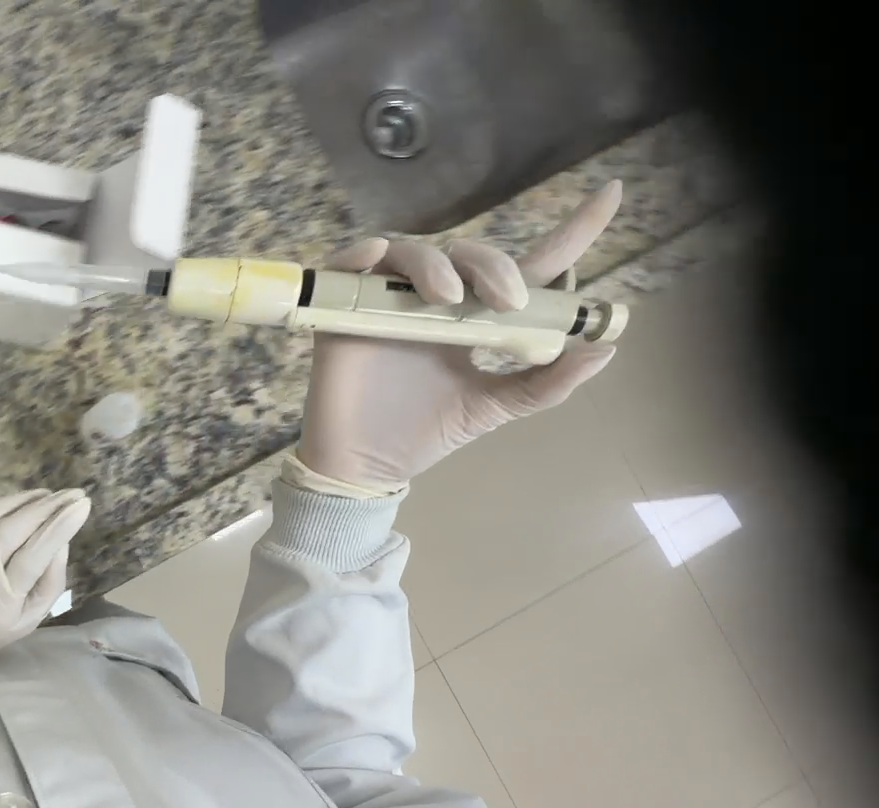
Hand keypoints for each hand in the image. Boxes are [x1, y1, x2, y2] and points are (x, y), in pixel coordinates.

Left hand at [0, 489, 91, 665]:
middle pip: (11, 529)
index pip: (35, 554)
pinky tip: (7, 501)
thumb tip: (62, 540)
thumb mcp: (32, 617)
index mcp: (3, 596)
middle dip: (45, 507)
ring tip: (43, 495)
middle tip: (69, 494)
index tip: (82, 504)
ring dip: (18, 499)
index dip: (60, 526)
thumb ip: (52, 581)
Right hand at [297, 182, 623, 492]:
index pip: (525, 268)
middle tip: (506, 303)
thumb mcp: (493, 409)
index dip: (569, 232)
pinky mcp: (342, 319)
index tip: (611, 195)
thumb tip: (604, 349)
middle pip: (466, 255)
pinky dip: (358, 254)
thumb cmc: (421, 436)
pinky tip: (373, 258)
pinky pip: (345, 270)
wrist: (364, 466)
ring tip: (446, 298)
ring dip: (433, 264)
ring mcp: (384, 309)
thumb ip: (546, 384)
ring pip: (409, 254)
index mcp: (472, 322)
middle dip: (494, 267)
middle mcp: (430, 307)